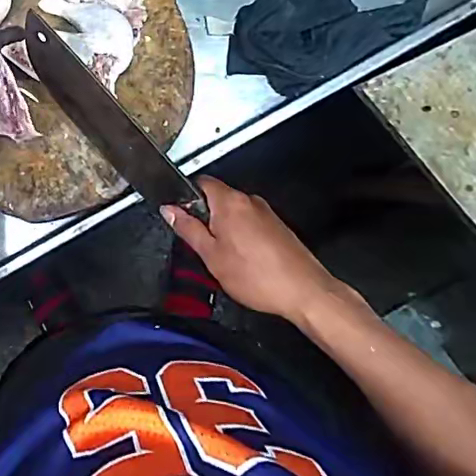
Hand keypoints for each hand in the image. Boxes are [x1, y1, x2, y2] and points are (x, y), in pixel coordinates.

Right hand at [162, 177, 355, 326]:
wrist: (305, 293)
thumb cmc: (260, 277)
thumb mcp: (210, 255)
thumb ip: (187, 228)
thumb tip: (169, 211)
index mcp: (229, 202)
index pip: (200, 182)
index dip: (186, 197)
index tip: (181, 215)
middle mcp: (249, 201)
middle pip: (217, 198)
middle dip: (207, 218)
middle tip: (204, 244)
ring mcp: (266, 213)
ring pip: (235, 213)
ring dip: (226, 229)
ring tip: (228, 258)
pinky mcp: (278, 227)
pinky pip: (252, 224)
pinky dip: (244, 238)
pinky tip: (247, 262)